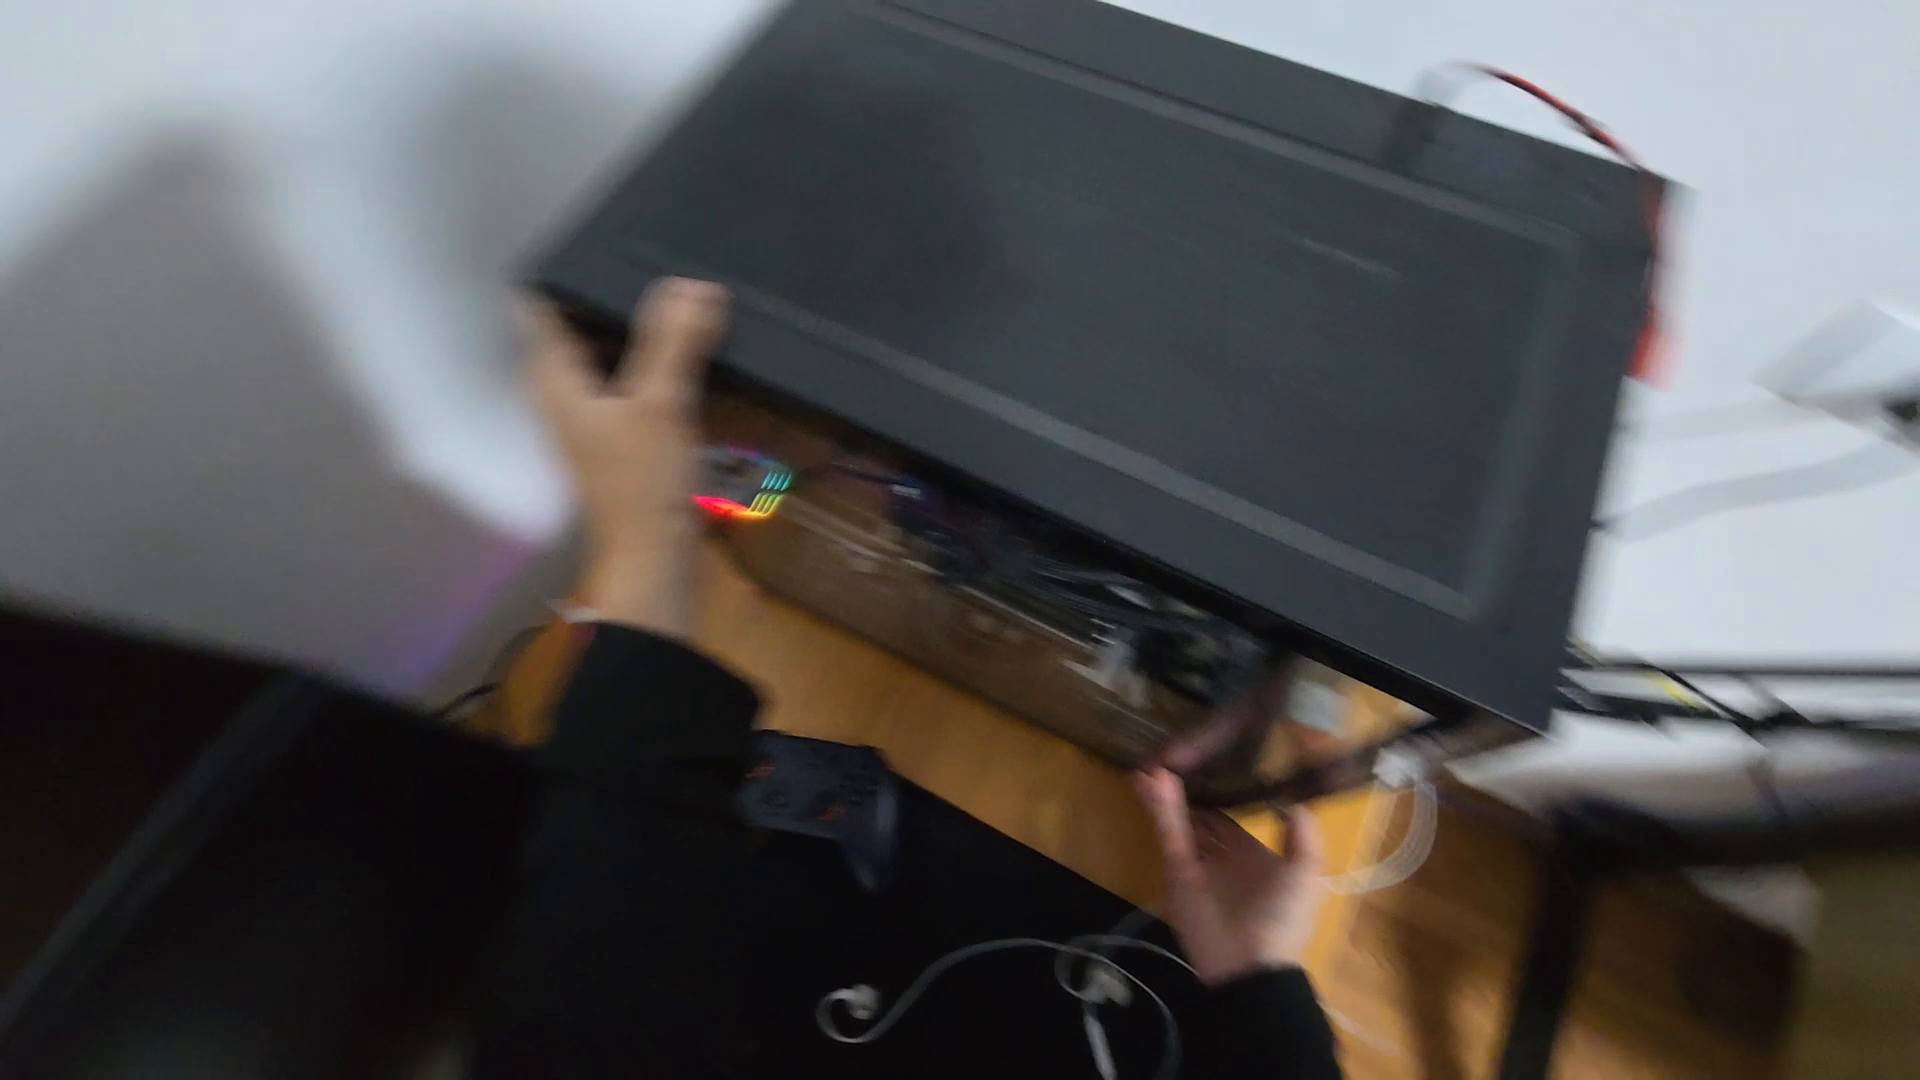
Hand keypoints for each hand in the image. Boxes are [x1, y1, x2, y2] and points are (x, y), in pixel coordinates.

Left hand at [523, 278, 729, 638]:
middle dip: (624, 298)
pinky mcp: (621, 434)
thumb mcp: (660, 402)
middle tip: (672, 272)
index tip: (622, 246)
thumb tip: (697, 286)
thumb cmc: (644, 482)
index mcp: (553, 375)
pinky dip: (657, 365)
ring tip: (690, 305)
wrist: (655, 554)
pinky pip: (634, 381)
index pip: (545, 300)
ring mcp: (592, 413)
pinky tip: (693, 357)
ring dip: (645, 332)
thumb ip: (674, 341)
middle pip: (584, 323)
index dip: (578, 270)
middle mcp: (564, 389)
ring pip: (613, 353)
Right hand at [1133, 767, 1326, 985]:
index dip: (1221, 790)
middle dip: (1188, 789)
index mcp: (1252, 854)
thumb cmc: (1284, 915)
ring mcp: (1197, 861)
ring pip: (1180, 818)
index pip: (1232, 816)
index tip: (1212, 759)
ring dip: (1167, 790)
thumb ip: (1302, 832)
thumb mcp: (1306, 872)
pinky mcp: (1177, 868)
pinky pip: (1168, 831)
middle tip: (1175, 755)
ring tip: (1156, 759)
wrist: (1250, 966)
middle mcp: (1222, 854)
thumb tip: (1289, 795)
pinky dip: (1160, 806)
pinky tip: (1153, 779)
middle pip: (1200, 814)